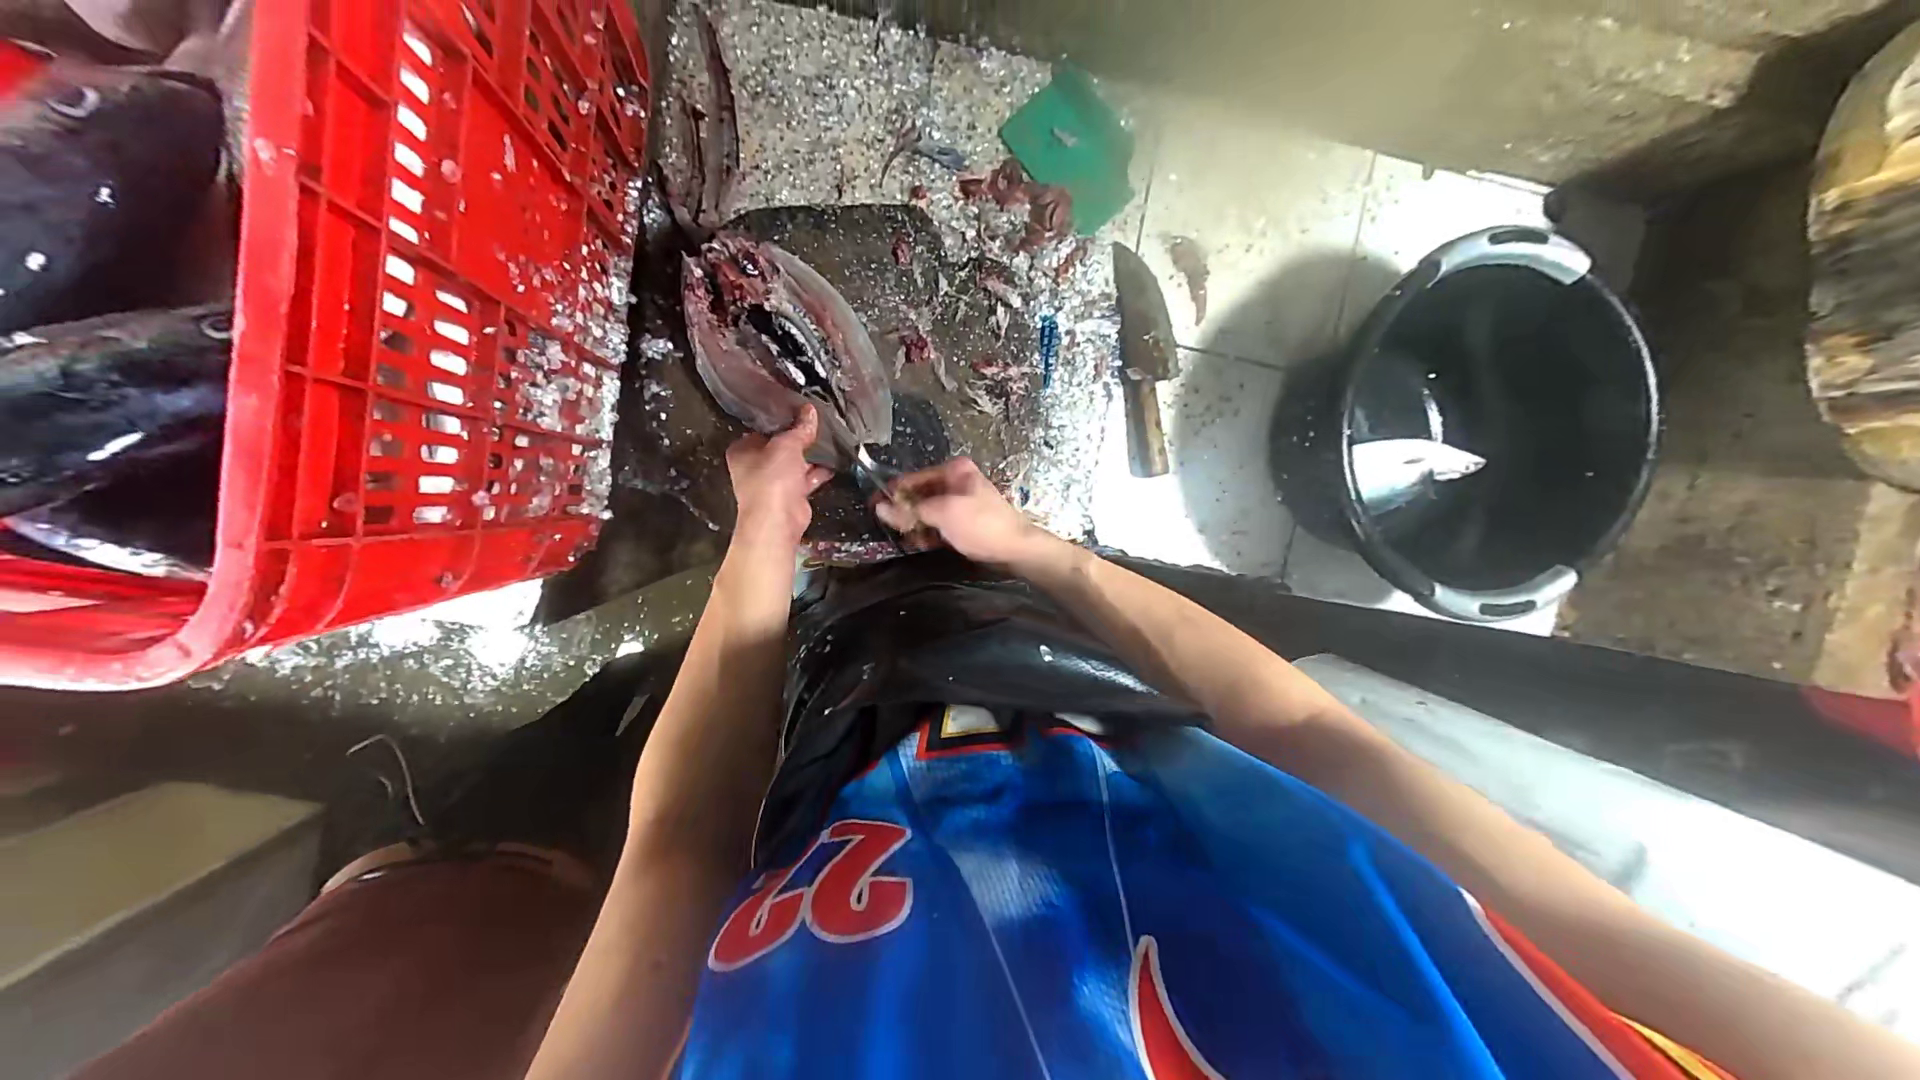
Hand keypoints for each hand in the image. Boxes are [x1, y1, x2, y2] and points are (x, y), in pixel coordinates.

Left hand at [726, 405, 832, 549]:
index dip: (779, 419)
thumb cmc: (771, 478)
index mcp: (742, 450)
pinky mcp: (790, 496)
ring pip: (793, 463)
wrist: (777, 519)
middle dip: (797, 438)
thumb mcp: (787, 445)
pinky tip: (831, 463)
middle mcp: (754, 466)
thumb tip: (810, 410)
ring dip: (809, 456)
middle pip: (779, 446)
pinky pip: (805, 479)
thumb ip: (800, 428)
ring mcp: (772, 483)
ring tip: (827, 441)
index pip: (761, 428)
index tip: (797, 410)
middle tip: (815, 424)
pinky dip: (817, 472)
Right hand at [874, 457, 1059, 566]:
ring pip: (928, 511)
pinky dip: (928, 532)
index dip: (893, 492)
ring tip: (905, 538)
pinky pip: (938, 524)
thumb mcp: (943, 514)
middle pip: (919, 494)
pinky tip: (919, 543)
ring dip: (915, 524)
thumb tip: (880, 508)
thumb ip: (910, 510)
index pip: (914, 478)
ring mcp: (961, 502)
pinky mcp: (964, 522)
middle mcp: (957, 482)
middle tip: (889, 527)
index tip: (874, 506)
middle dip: (904, 511)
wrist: (1016, 549)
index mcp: (954, 470)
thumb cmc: (981, 525)